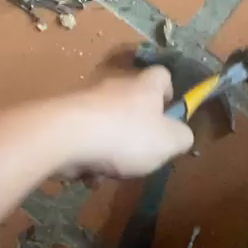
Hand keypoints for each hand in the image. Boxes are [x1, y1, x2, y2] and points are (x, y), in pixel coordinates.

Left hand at [47, 67, 194, 178]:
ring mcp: (87, 100)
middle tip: (141, 154)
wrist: (65, 136)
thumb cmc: (126, 136)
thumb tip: (180, 134)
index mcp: (145, 87)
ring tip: (111, 171)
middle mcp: (116, 86)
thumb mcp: (169, 142)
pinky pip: (85, 138)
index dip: (168, 93)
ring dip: (111, 149)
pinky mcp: (65, 117)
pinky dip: (89, 155)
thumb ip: (182, 137)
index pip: (162, 75)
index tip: (168, 114)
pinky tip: (89, 173)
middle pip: (132, 103)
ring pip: (107, 125)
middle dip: (137, 131)